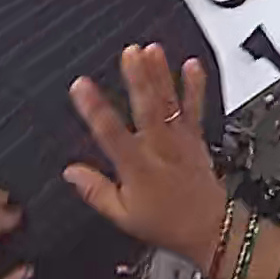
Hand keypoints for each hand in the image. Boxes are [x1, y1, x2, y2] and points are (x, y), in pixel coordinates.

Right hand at [64, 44, 228, 267]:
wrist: (209, 229)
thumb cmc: (165, 222)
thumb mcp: (123, 217)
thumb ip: (96, 192)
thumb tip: (70, 172)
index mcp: (137, 168)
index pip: (111, 134)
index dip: (94, 108)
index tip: (81, 86)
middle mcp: (159, 149)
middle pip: (147, 109)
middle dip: (138, 79)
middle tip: (130, 53)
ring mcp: (180, 139)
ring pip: (169, 103)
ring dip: (161, 74)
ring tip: (152, 50)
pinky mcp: (195, 135)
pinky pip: (196, 108)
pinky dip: (195, 86)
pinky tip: (192, 64)